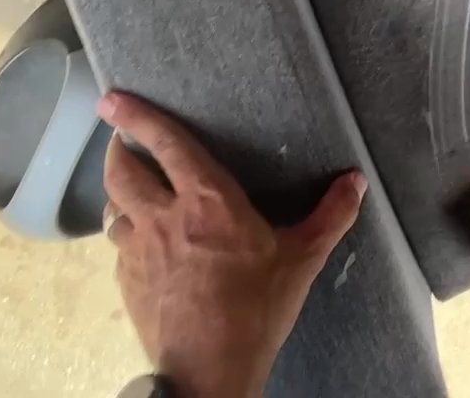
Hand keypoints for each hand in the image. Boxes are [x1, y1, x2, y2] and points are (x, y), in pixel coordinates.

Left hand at [98, 91, 366, 396]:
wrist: (210, 373)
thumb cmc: (257, 307)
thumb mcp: (303, 257)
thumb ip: (332, 214)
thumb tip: (357, 180)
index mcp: (207, 200)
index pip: (166, 145)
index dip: (137, 117)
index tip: (111, 99)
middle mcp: (164, 217)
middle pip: (123, 170)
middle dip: (118, 147)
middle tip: (121, 136)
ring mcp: (139, 252)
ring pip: (114, 206)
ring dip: (119, 189)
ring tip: (131, 183)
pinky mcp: (127, 284)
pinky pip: (119, 244)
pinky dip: (126, 230)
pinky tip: (140, 238)